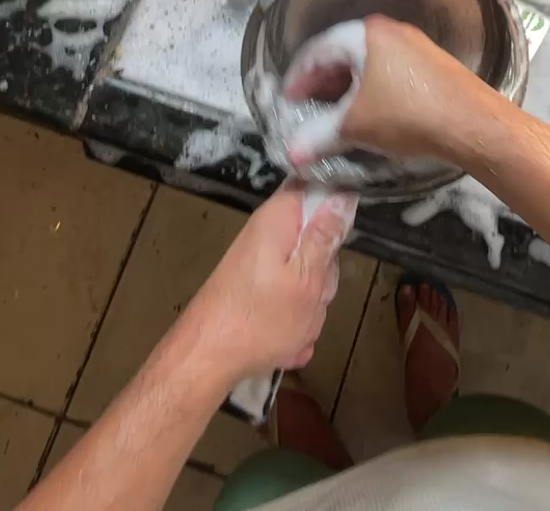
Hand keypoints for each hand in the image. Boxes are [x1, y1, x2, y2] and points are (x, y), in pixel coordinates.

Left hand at [176, 183, 358, 384]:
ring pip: (307, 274)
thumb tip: (343, 194)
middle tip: (312, 296)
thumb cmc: (258, 319)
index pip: (318, 189)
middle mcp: (268, 232)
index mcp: (279, 217)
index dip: (337, 211)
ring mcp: (262, 262)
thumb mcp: (306, 279)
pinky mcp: (258, 288)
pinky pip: (289, 297)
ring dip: (310, 305)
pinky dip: (293, 320)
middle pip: (316, 239)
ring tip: (295, 327)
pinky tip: (285, 343)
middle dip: (323, 275)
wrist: (206, 361)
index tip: (339, 242)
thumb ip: (326, 237)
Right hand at [279, 16, 500, 168]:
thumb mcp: (356, 125)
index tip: (288, 103)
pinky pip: (386, 71)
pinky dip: (368, 90)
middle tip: (306, 111)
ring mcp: (412, 45)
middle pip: (340, 55)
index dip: (297, 80)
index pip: (316, 52)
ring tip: (333, 117)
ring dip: (344, 90)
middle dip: (320, 85)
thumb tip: (292, 151)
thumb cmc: (410, 115)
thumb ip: (318, 135)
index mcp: (365, 34)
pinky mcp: (428, 63)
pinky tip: (367, 114)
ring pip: (364, 64)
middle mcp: (389, 30)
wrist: (474, 124)